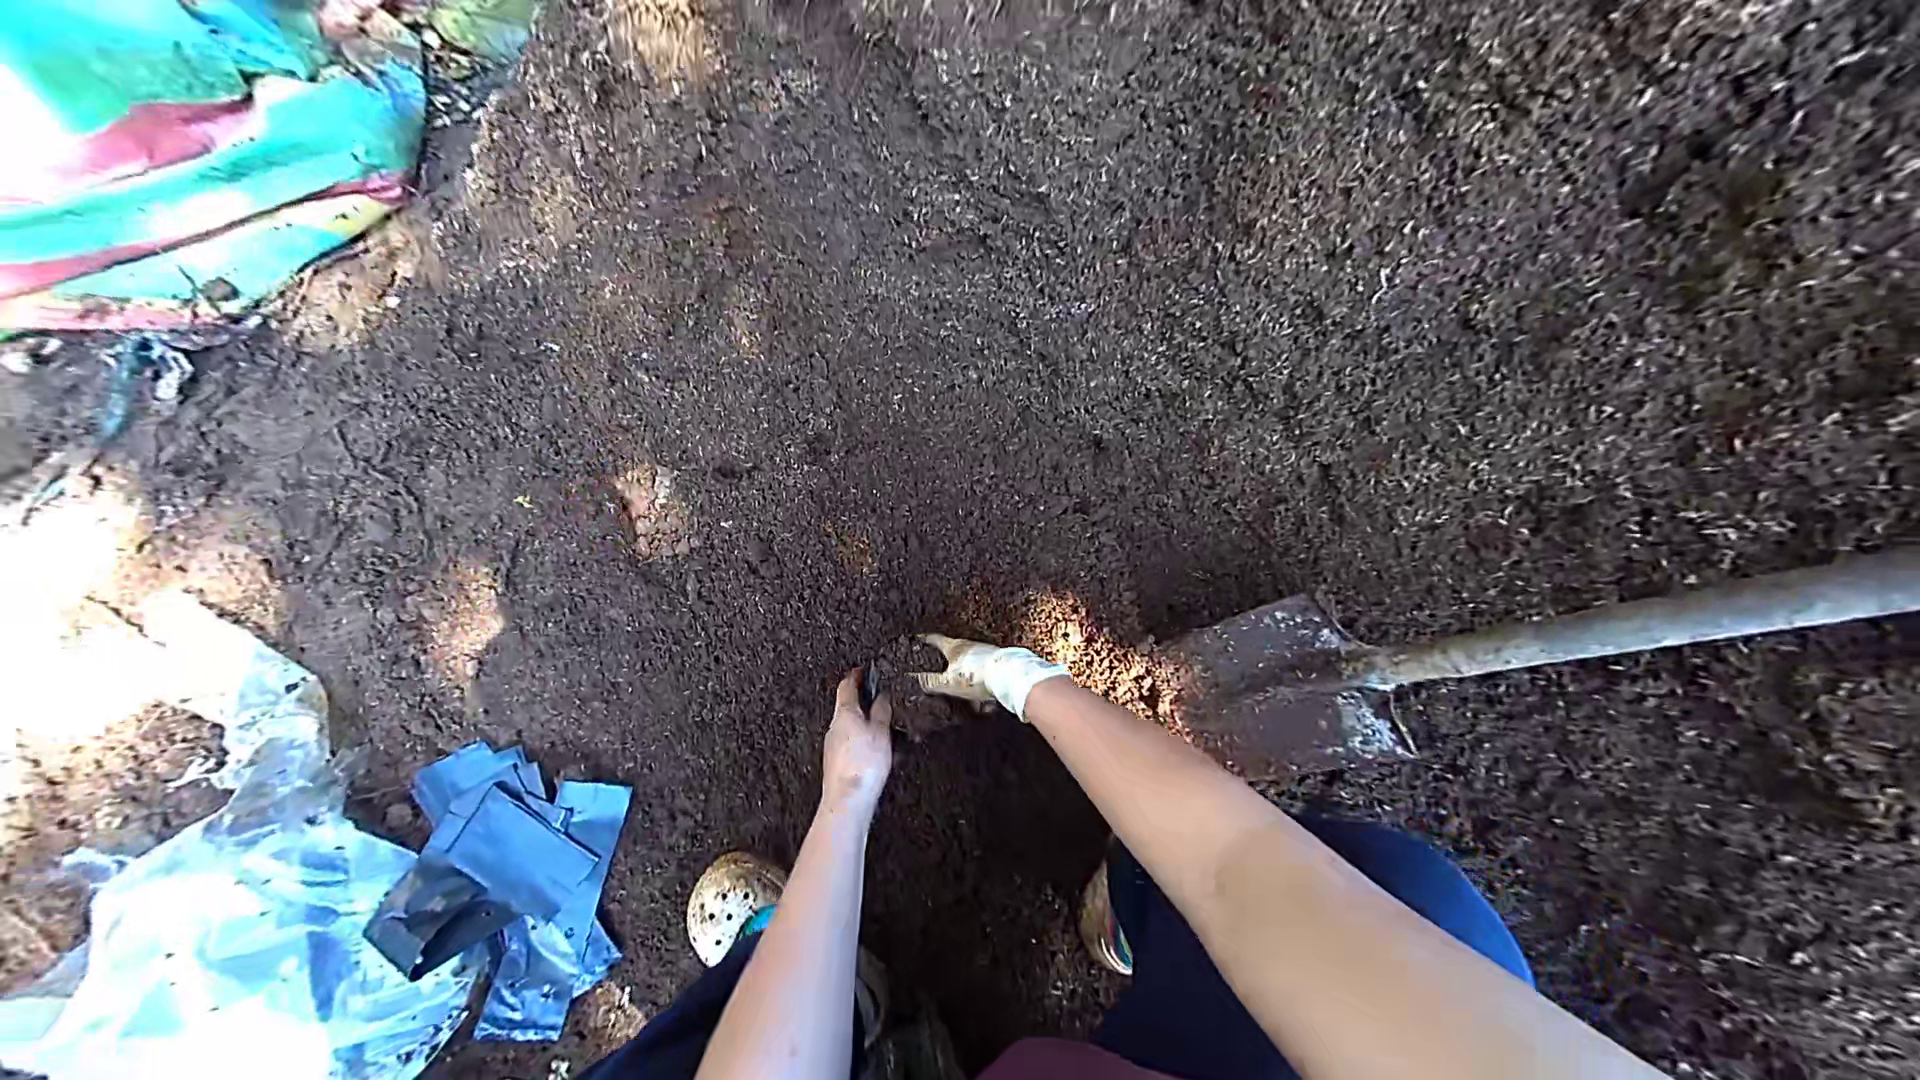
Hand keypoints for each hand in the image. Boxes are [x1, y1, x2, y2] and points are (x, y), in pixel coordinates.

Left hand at [822, 668, 892, 813]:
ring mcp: (832, 745)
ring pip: (847, 725)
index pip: (847, 685)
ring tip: (880, 725)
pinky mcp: (835, 761)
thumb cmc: (863, 765)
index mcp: (844, 713)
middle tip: (875, 695)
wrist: (847, 800)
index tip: (862, 670)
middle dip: (861, 700)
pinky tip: (871, 750)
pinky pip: (848, 742)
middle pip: (846, 705)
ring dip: (861, 721)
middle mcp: (834, 726)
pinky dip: (859, 739)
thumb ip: (881, 711)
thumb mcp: (881, 732)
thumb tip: (882, 697)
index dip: (856, 675)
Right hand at [910, 633, 1069, 721]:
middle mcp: (970, 646)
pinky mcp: (998, 664)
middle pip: (954, 652)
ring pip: (971, 666)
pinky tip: (984, 702)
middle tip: (941, 673)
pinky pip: (985, 676)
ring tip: (966, 696)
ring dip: (967, 679)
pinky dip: (981, 687)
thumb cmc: (977, 676)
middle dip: (948, 664)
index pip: (935, 640)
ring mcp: (985, 653)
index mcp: (955, 647)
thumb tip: (912, 679)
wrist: (1010, 676)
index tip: (918, 639)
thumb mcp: (948, 682)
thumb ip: (930, 682)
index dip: (925, 640)